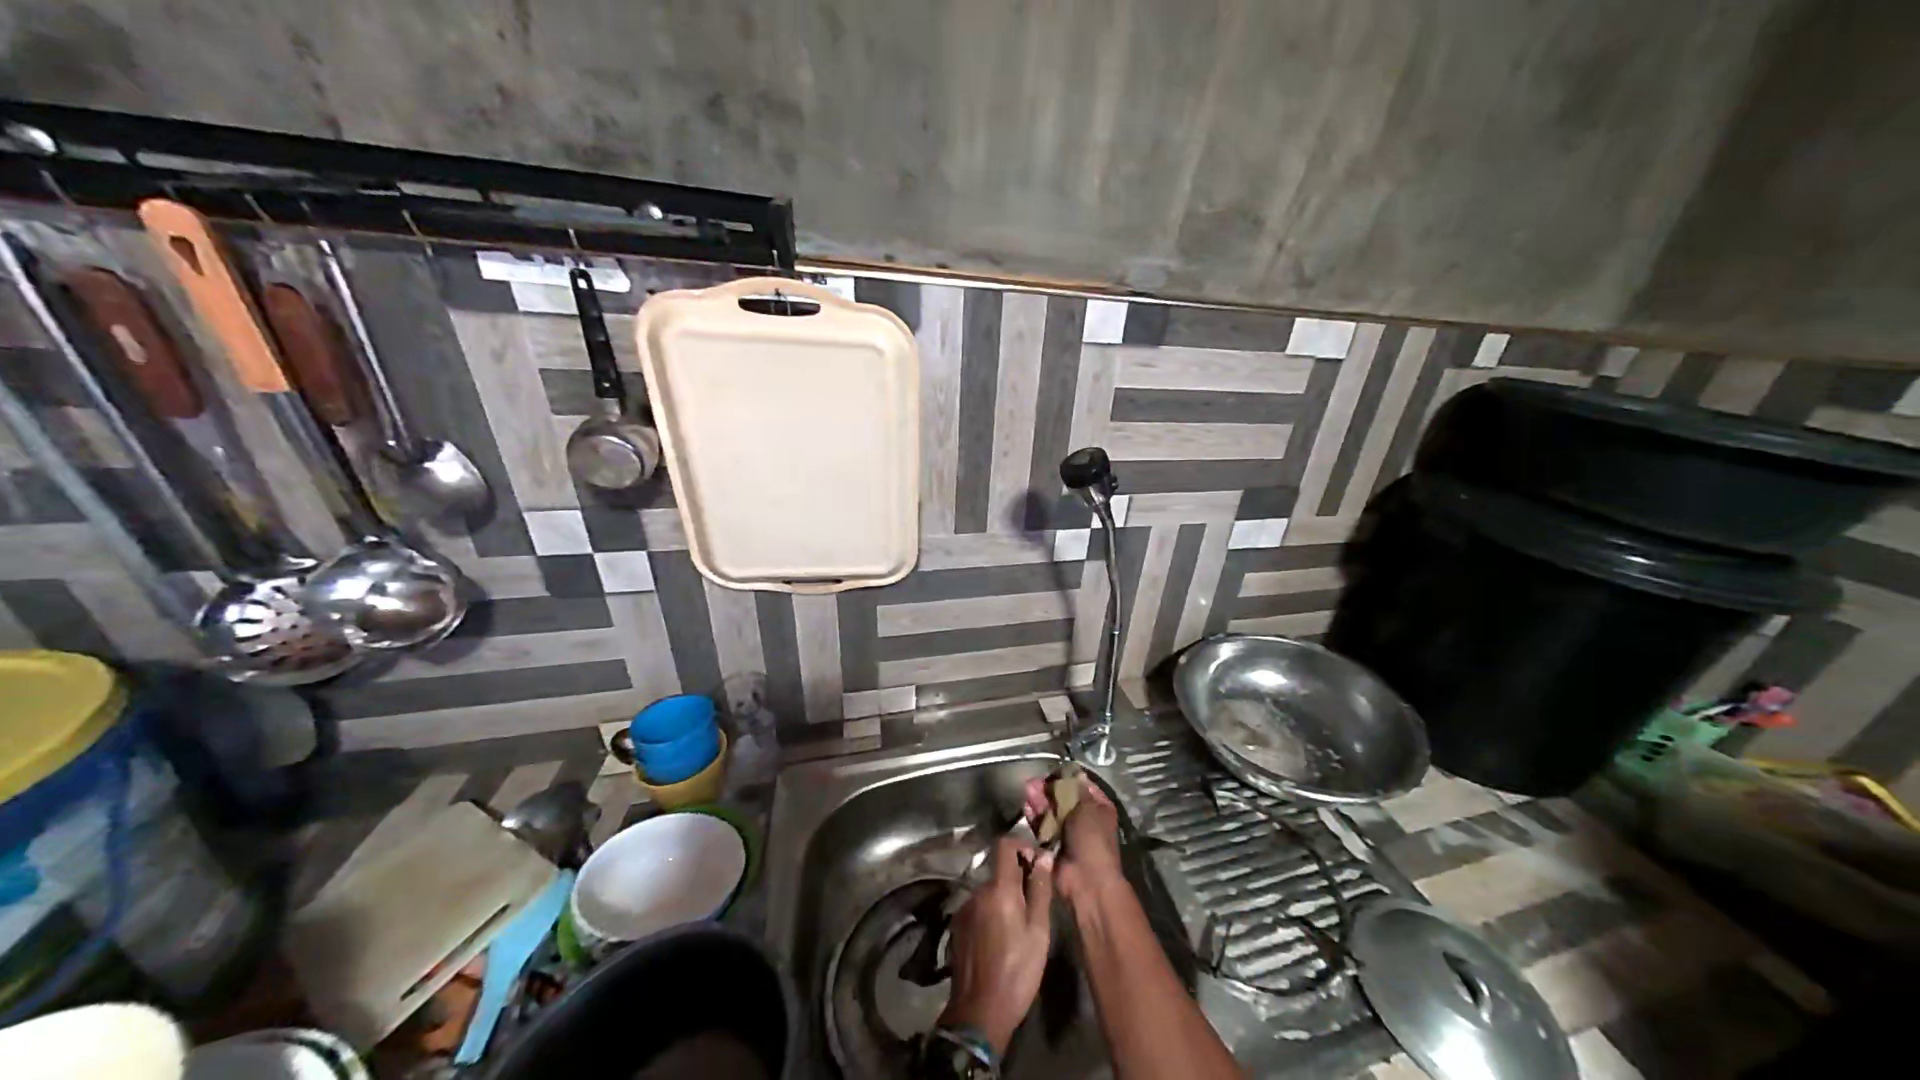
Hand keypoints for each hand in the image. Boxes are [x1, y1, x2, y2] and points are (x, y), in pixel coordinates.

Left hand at [939, 836, 1055, 1054]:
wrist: (979, 1012)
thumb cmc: (1017, 971)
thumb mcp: (1038, 932)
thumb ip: (1040, 890)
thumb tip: (1044, 857)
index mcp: (998, 889)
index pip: (1004, 845)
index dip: (1022, 847)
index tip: (1036, 864)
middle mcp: (977, 891)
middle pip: (998, 871)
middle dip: (1017, 880)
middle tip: (1035, 906)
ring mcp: (964, 909)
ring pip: (989, 892)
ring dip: (1004, 899)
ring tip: (1019, 928)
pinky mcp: (957, 926)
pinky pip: (978, 908)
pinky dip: (991, 913)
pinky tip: (1000, 940)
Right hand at [1024, 773, 1123, 905]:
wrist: (1086, 879)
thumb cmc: (1092, 839)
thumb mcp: (1088, 807)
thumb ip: (1075, 789)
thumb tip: (1071, 772)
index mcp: (1098, 807)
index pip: (1081, 785)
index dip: (1066, 777)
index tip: (1051, 771)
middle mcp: (1083, 818)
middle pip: (1062, 797)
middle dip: (1048, 789)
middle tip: (1032, 781)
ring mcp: (1067, 832)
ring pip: (1050, 811)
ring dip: (1039, 800)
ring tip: (1027, 789)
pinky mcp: (1052, 844)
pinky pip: (1041, 826)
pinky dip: (1034, 816)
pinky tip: (1025, 806)